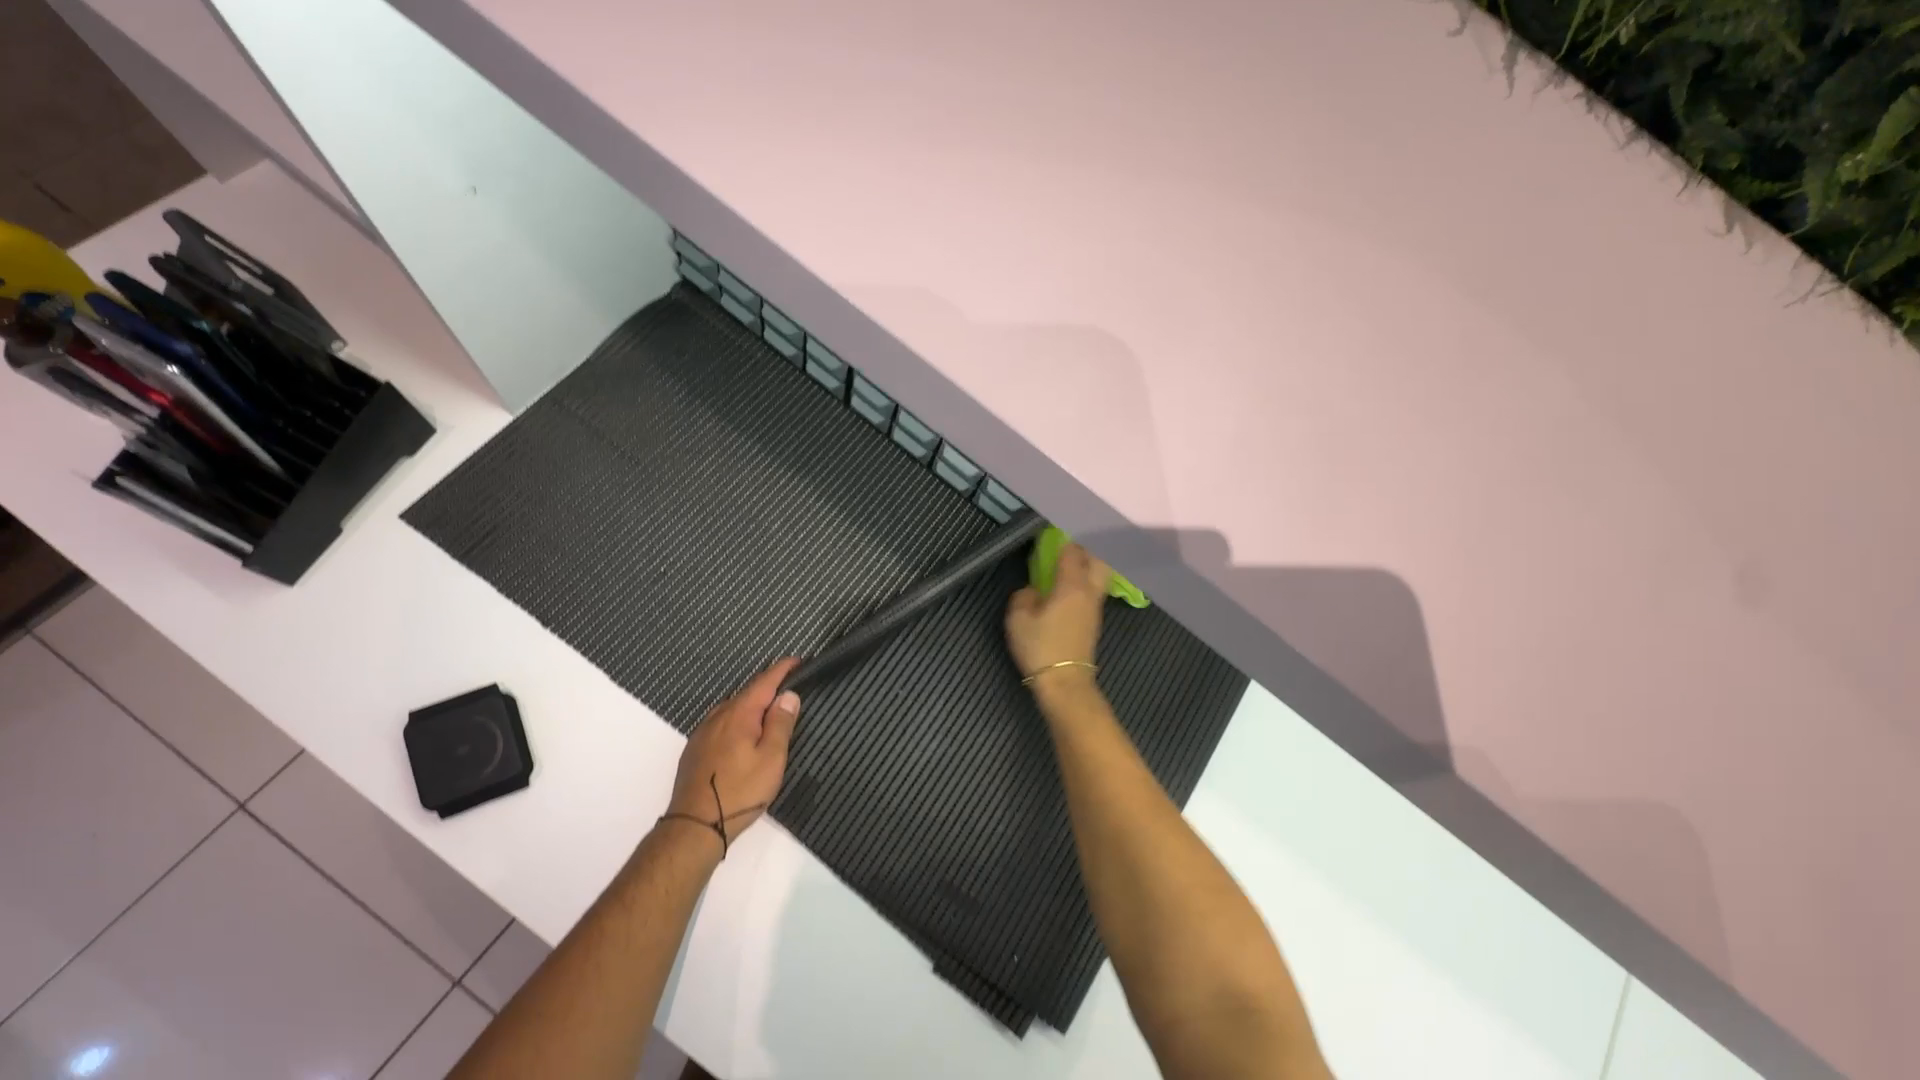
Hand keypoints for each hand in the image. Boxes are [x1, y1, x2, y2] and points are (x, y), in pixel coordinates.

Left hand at [666, 657, 802, 837]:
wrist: (694, 825)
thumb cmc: (740, 792)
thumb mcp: (771, 759)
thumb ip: (781, 724)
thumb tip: (788, 695)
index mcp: (739, 714)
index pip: (764, 682)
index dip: (782, 669)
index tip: (798, 661)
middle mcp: (717, 716)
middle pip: (747, 693)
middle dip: (769, 688)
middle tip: (791, 689)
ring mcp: (703, 733)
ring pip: (733, 709)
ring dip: (753, 706)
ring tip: (772, 712)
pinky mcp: (695, 749)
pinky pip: (722, 724)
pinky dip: (739, 721)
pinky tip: (745, 736)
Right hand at [1006, 542, 1112, 684]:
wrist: (1065, 683)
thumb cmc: (1040, 647)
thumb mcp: (1018, 619)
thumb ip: (1024, 596)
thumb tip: (1033, 590)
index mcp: (1072, 584)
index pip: (1072, 550)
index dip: (1062, 538)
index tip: (1051, 531)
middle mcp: (1089, 591)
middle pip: (1097, 558)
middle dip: (1084, 547)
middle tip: (1066, 545)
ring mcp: (1095, 607)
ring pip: (1099, 574)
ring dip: (1087, 563)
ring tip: (1068, 562)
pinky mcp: (1094, 621)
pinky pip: (1094, 589)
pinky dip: (1085, 580)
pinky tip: (1069, 585)